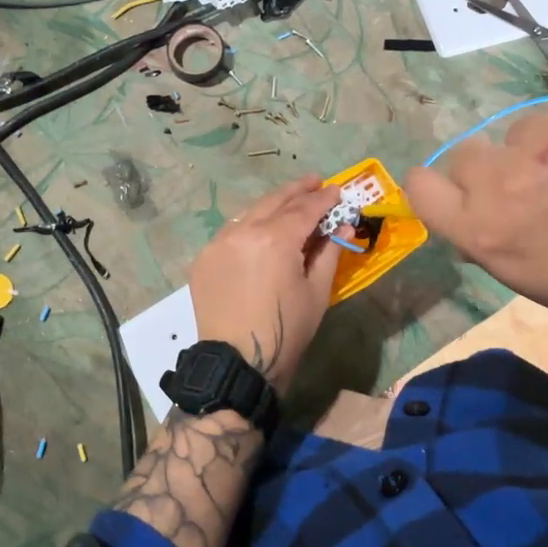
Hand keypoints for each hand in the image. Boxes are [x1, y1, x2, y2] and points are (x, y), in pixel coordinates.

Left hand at [190, 174, 345, 391]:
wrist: (238, 364)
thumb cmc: (286, 331)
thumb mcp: (316, 292)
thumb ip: (329, 252)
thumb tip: (343, 226)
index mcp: (274, 239)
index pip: (304, 209)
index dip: (323, 199)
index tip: (338, 190)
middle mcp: (242, 232)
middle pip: (274, 202)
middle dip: (296, 191)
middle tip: (315, 182)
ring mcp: (218, 244)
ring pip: (249, 213)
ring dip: (271, 205)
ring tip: (290, 202)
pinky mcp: (204, 259)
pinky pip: (231, 233)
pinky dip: (249, 226)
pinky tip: (261, 230)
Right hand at [405, 115, 547, 327]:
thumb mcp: (537, 283)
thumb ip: (499, 240)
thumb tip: (488, 220)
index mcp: (485, 231)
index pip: (420, 184)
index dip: (439, 189)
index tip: (462, 199)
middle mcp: (505, 180)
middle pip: (467, 154)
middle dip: (491, 171)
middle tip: (533, 194)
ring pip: (519, 133)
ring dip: (538, 153)